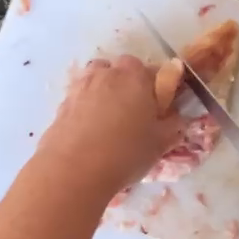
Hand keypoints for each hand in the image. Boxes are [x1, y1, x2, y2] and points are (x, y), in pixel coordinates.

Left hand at [28, 55, 181, 199]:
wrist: (74, 169)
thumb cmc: (126, 152)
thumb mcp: (160, 143)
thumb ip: (172, 125)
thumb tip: (176, 118)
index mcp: (135, 77)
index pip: (151, 69)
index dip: (155, 86)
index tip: (157, 106)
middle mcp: (107, 74)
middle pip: (120, 68)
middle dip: (127, 83)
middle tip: (133, 112)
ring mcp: (81, 86)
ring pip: (96, 78)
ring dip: (104, 90)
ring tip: (109, 118)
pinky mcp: (62, 103)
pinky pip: (80, 97)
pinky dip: (86, 106)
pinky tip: (89, 130)